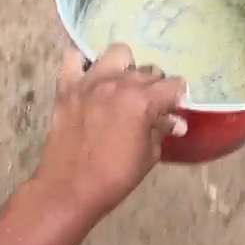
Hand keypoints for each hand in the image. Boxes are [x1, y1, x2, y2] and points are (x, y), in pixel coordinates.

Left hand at [28, 45, 187, 217]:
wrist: (70, 189)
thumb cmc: (115, 177)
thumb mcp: (149, 155)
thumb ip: (162, 130)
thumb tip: (175, 121)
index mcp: (142, 100)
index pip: (173, 85)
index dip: (177, 97)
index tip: (174, 108)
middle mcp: (118, 83)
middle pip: (147, 71)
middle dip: (154, 86)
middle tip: (150, 105)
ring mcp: (90, 82)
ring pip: (117, 54)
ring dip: (126, 67)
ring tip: (122, 86)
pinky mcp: (67, 87)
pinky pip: (74, 58)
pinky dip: (83, 63)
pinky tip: (90, 77)